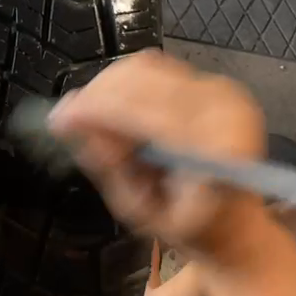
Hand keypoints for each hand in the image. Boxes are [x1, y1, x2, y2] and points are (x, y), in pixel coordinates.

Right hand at [48, 51, 287, 271]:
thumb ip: (110, 167)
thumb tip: (71, 123)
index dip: (98, 110)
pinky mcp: (211, 82)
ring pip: (143, 68)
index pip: (148, 113)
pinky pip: (153, 68)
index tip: (59, 120)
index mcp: (219, 148)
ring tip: (87, 116)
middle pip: (144, 81)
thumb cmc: (190, 228)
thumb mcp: (141, 212)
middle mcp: (225, 109)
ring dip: (105, 87)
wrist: (236, 223)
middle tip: (64, 119)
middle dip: (96, 96)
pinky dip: (122, 82)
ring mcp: (221, 90)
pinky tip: (109, 106)